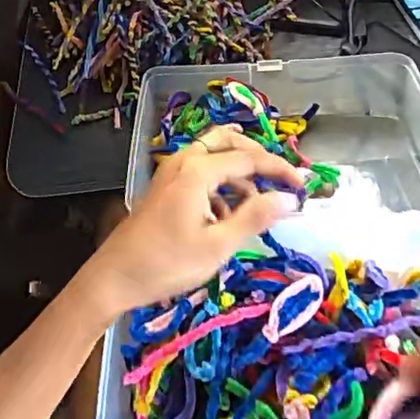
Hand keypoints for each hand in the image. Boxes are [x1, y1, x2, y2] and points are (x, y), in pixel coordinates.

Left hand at [76, 126, 304, 318]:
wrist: (115, 276)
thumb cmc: (167, 263)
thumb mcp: (217, 246)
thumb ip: (254, 218)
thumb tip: (289, 200)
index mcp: (197, 169)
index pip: (249, 158)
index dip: (279, 170)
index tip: (303, 186)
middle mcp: (184, 160)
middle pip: (228, 142)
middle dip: (258, 158)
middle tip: (281, 181)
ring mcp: (171, 171)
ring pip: (213, 156)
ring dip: (238, 173)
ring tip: (257, 207)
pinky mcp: (166, 185)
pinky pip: (200, 172)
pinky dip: (220, 185)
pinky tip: (227, 217)